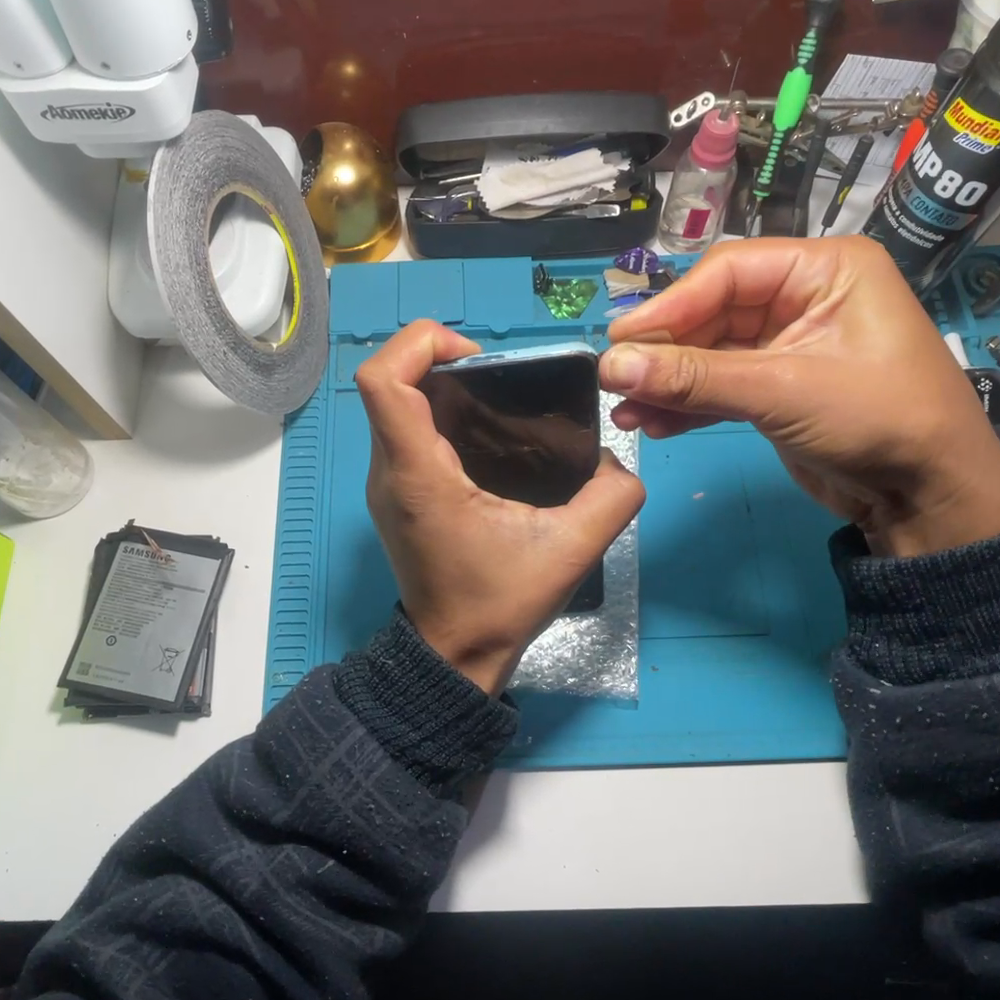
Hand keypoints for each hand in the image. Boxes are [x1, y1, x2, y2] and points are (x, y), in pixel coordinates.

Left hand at [358, 321, 645, 693]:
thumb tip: (617, 461)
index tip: (476, 357)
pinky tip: (485, 439)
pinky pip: (403, 433)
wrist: (454, 656)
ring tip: (496, 403)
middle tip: (497, 379)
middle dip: (438, 360)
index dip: (420, 343)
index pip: (383, 380)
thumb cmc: (500, 604)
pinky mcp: (396, 497)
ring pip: (394, 408)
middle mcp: (389, 472)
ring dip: (436, 388)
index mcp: (419, 474)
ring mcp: (386, 485)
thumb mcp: (571, 551)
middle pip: (388, 384)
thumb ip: (612, 497)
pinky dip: (435, 416)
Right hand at [602, 237, 999, 556]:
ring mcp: (787, 346)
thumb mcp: (783, 391)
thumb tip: (612, 366)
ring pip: (710, 354)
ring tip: (624, 413)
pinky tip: (653, 424)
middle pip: (712, 312)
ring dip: (668, 383)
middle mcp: (803, 298)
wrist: (928, 495)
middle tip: (613, 380)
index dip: (670, 307)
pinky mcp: (777, 389)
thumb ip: (696, 378)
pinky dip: (688, 406)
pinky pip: (720, 387)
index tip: (619, 342)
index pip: (727, 272)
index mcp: (823, 270)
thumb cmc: (878, 419)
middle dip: (664, 351)